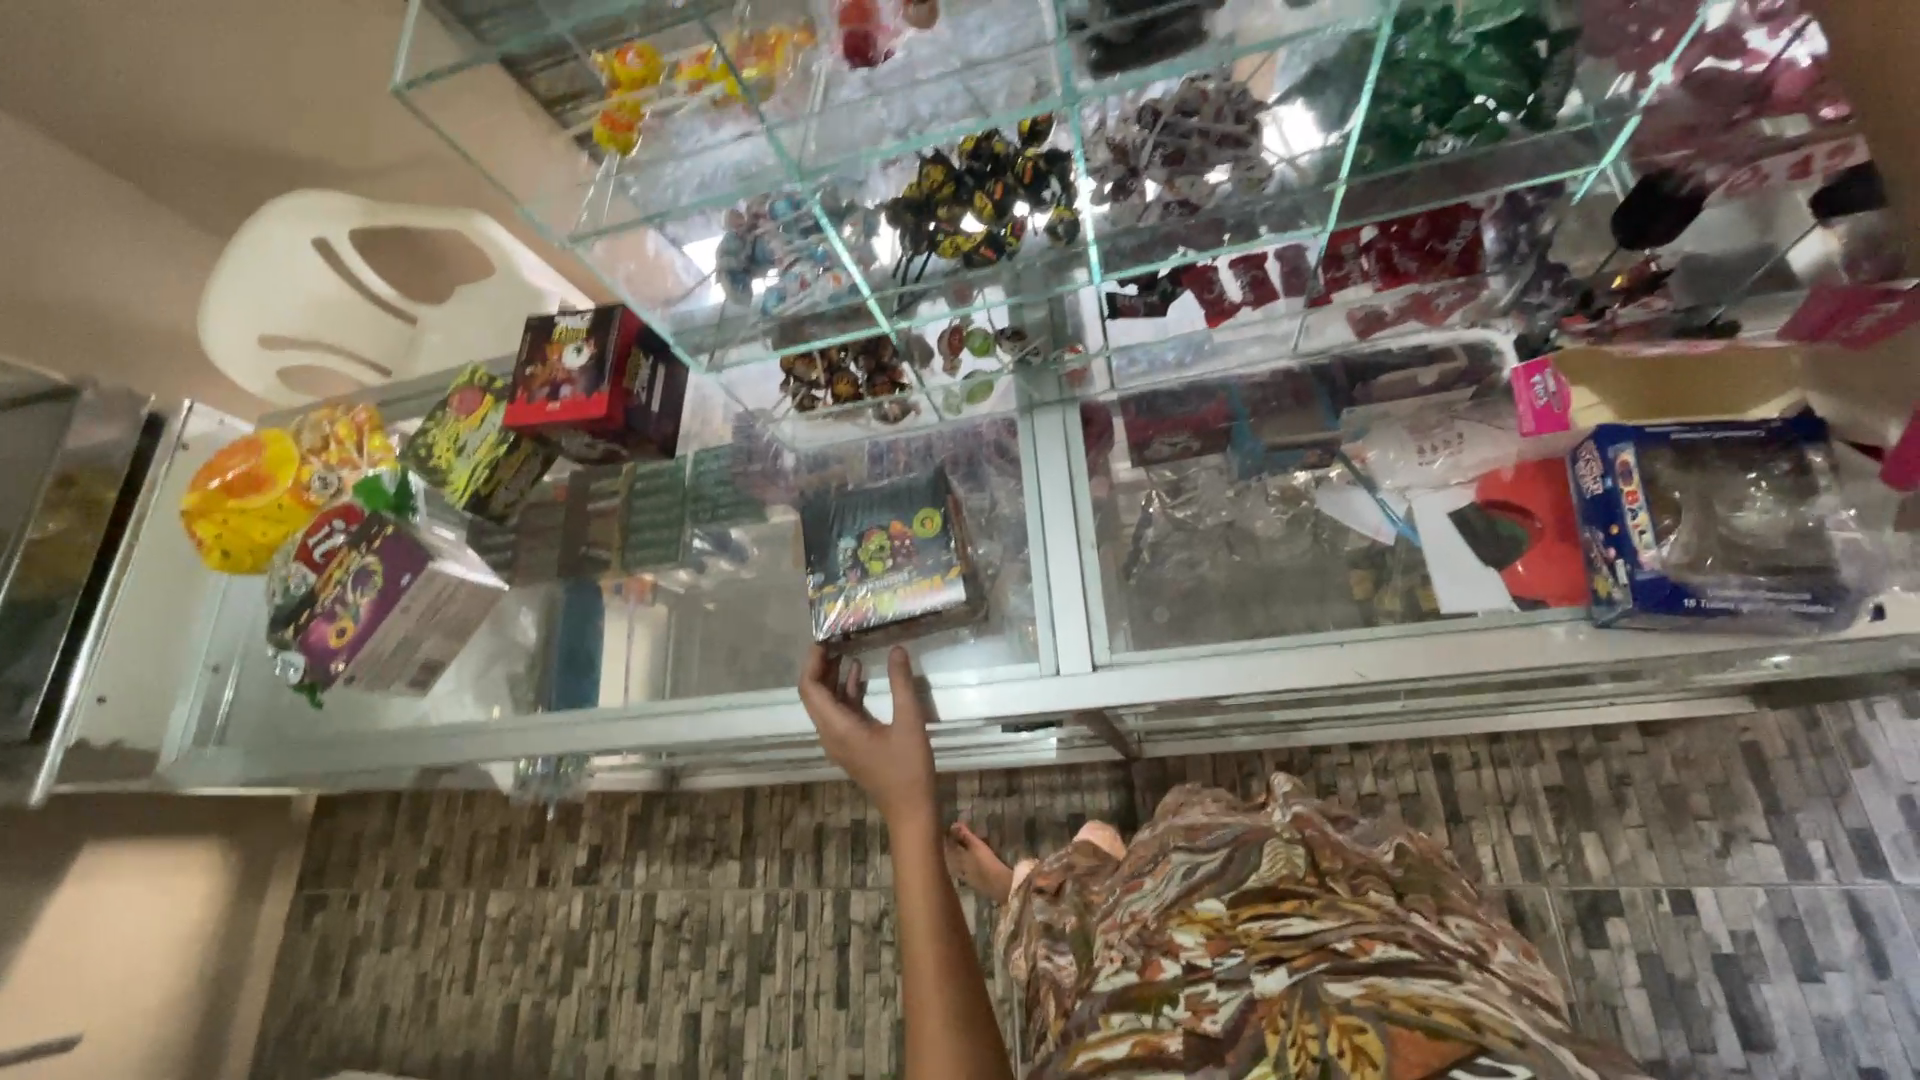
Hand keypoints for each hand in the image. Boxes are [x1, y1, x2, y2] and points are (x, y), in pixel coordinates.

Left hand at [799, 645, 936, 827]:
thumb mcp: (910, 722)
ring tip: (846, 648)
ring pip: (826, 703)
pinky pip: (840, 713)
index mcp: (838, 728)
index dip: (812, 662)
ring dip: (832, 677)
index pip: (810, 689)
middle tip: (835, 638)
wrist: (910, 810)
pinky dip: (845, 692)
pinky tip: (859, 672)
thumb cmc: (909, 769)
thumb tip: (896, 649)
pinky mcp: (850, 745)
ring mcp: (839, 742)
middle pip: (813, 694)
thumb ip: (902, 683)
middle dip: (821, 665)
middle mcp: (830, 734)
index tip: (824, 639)